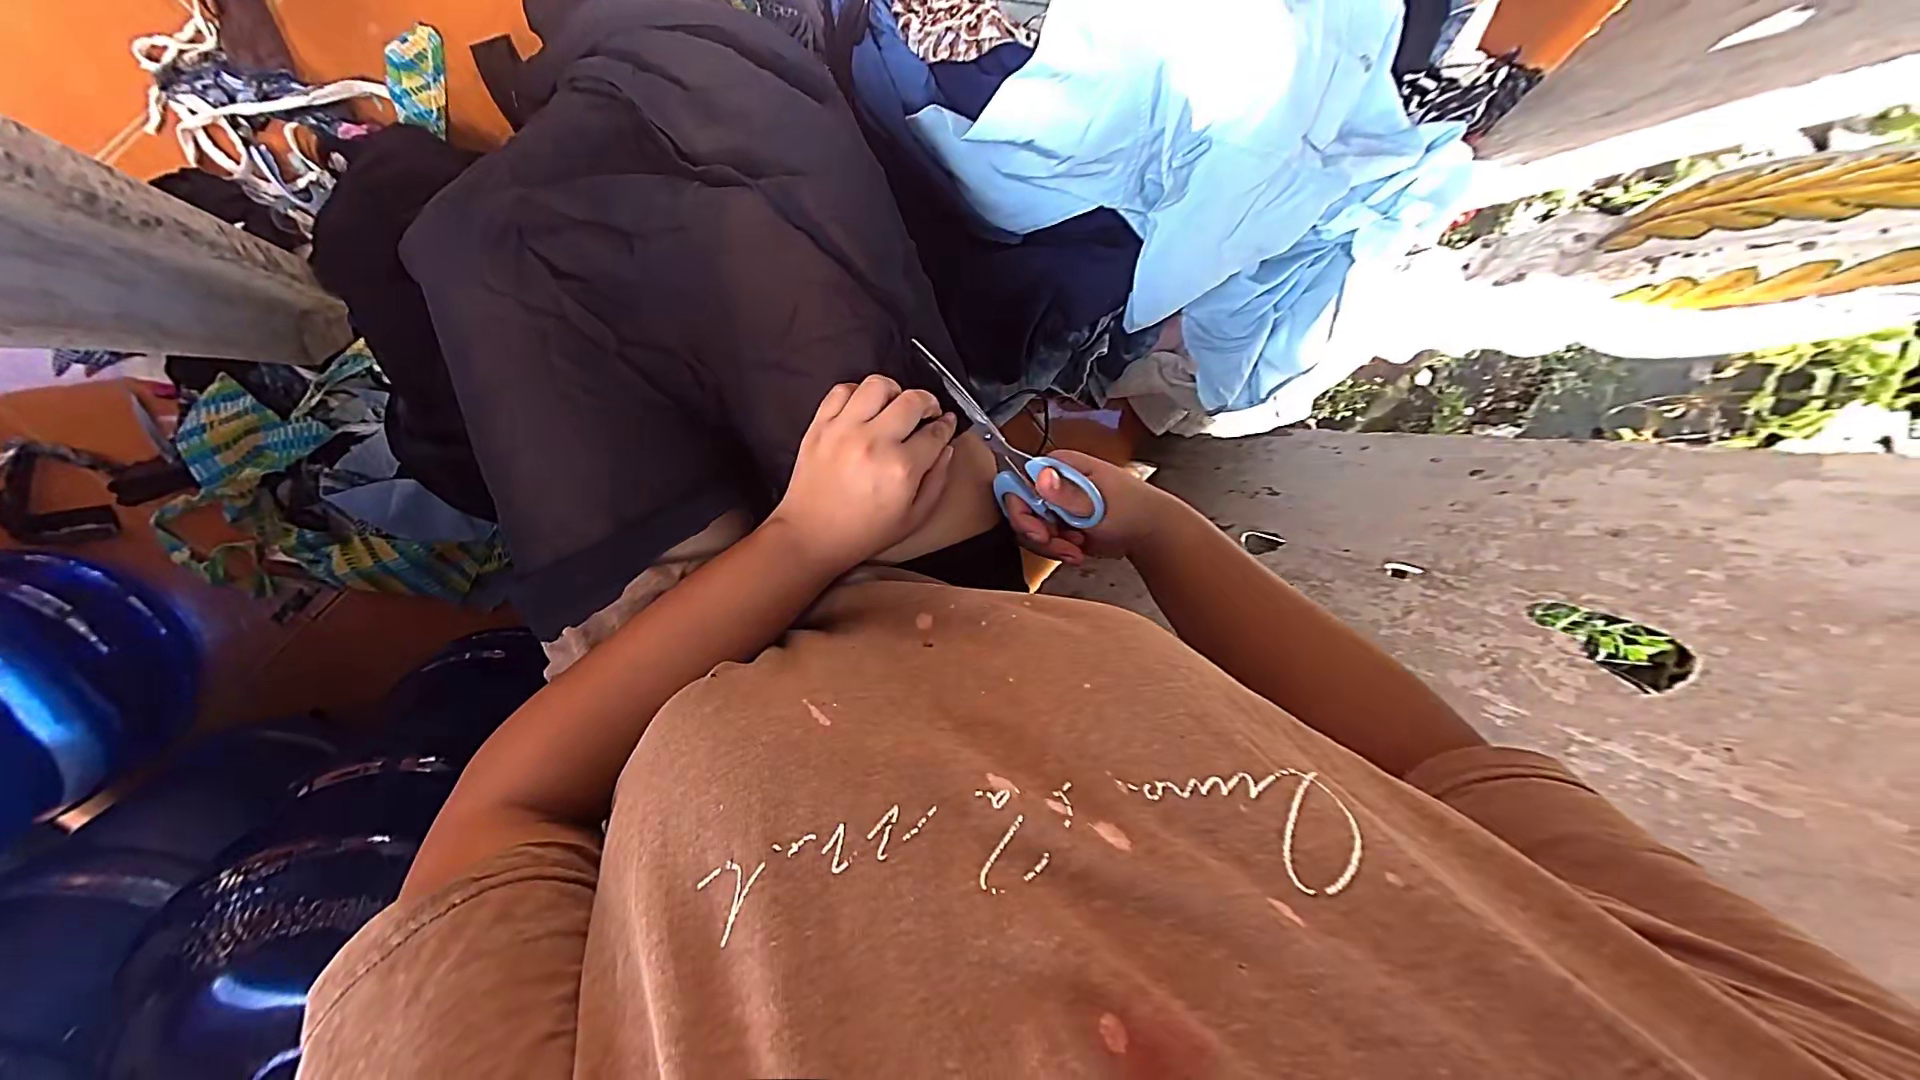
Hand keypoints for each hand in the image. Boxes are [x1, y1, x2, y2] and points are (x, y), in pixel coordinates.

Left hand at [770, 375, 958, 571]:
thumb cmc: (861, 532)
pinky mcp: (820, 426)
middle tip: (928, 413)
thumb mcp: (914, 518)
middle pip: (913, 400)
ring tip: (895, 406)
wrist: (812, 536)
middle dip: (928, 403)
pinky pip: (842, 390)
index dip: (947, 426)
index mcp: (901, 468)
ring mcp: (844, 430)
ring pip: (878, 385)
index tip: (946, 425)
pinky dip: (858, 393)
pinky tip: (865, 408)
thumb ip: (937, 481)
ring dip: (894, 391)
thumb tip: (946, 450)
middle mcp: (874, 442)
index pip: (936, 432)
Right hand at [1001, 450, 1180, 564]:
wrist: (1150, 531)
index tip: (1040, 533)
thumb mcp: (1099, 503)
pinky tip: (1078, 550)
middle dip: (1039, 535)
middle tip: (1062, 544)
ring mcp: (1054, 503)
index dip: (1022, 512)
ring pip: (1030, 529)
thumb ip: (1068, 494)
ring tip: (1077, 548)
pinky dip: (1057, 550)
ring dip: (1051, 546)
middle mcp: (1052, 482)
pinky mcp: (1058, 522)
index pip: (1017, 484)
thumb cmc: (1133, 509)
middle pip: (1021, 511)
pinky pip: (1043, 540)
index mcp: (1059, 466)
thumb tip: (1041, 476)